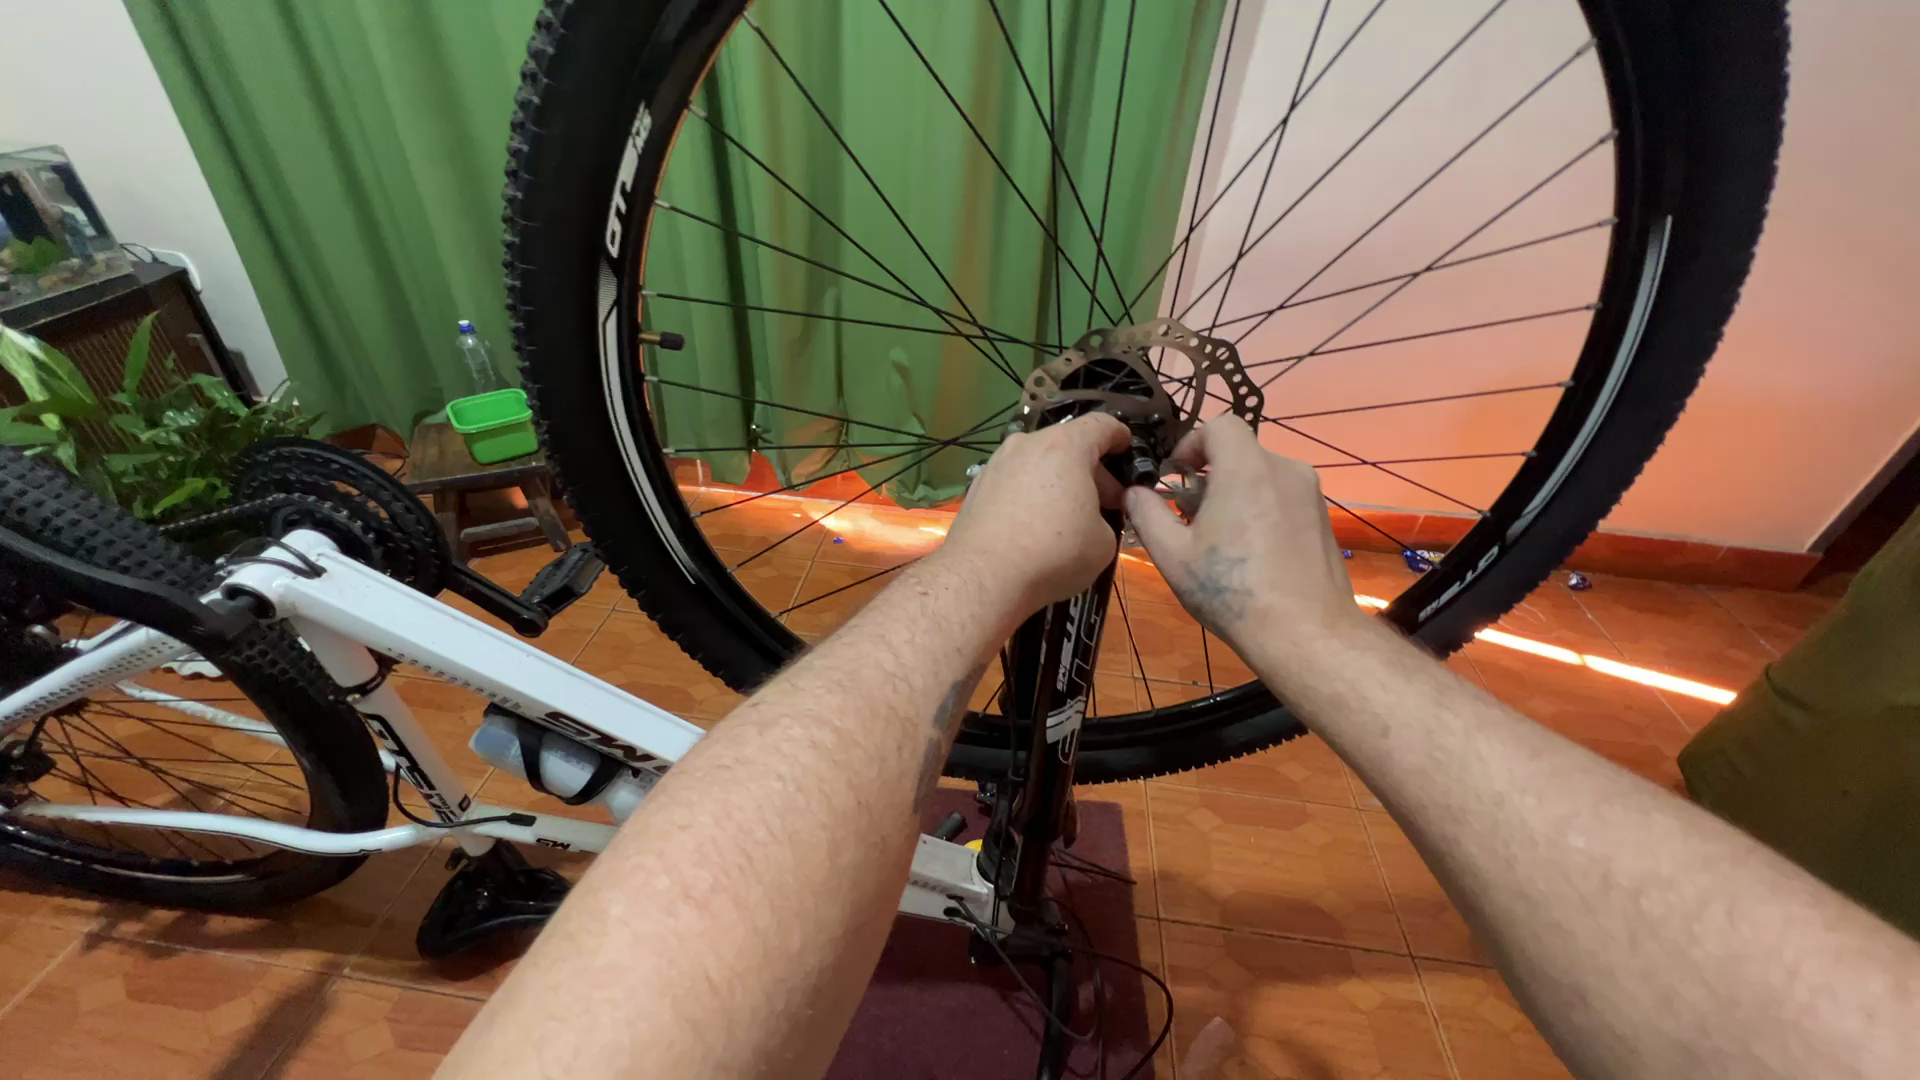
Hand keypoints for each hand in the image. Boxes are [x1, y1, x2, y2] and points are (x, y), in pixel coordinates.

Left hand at [937, 412, 1130, 613]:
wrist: (984, 577)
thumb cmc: (1054, 554)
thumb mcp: (1104, 542)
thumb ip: (1105, 518)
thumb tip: (1091, 519)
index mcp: (1064, 447)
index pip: (1101, 424)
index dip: (1120, 437)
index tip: (1126, 451)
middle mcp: (1027, 445)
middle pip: (1068, 445)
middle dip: (1091, 470)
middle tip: (1104, 502)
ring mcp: (996, 464)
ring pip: (1038, 463)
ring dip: (1058, 481)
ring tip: (1068, 515)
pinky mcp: (977, 488)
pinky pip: (1014, 482)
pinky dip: (1030, 494)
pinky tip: (1033, 525)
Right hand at [1125, 416, 1359, 654]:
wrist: (1305, 633)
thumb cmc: (1231, 590)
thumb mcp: (1173, 555)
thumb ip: (1148, 514)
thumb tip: (1134, 492)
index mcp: (1246, 468)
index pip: (1220, 425)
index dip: (1193, 442)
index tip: (1177, 475)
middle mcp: (1284, 470)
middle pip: (1240, 452)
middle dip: (1210, 475)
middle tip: (1190, 515)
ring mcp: (1310, 494)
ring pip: (1262, 476)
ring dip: (1235, 494)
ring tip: (1219, 539)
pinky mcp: (1323, 518)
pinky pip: (1283, 498)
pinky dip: (1261, 510)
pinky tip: (1251, 554)